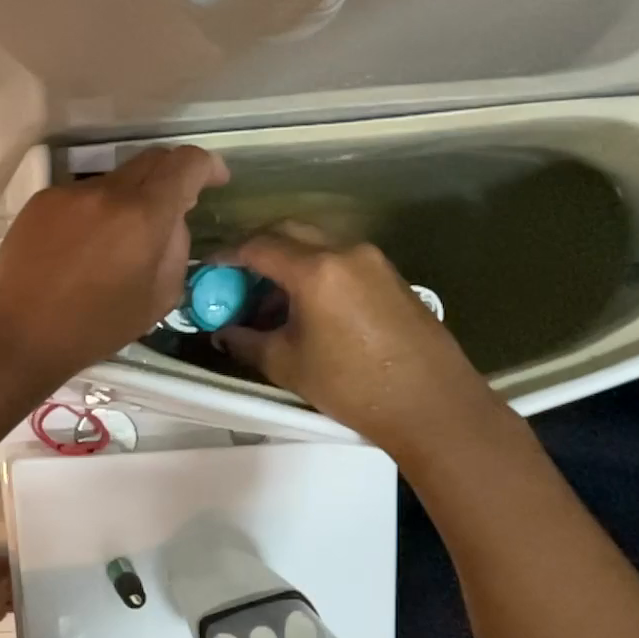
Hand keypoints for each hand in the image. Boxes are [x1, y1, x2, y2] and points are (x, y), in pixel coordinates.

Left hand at [0, 145, 228, 381]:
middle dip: (170, 178)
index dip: (208, 166)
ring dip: (127, 199)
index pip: (186, 163)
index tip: (214, 181)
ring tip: (115, 242)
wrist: (22, 334)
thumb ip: (176, 247)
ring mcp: (67, 193)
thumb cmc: (96, 327)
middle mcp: (105, 192)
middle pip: (150, 161)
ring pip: (112, 181)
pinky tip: (80, 247)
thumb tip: (172, 219)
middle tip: (171, 209)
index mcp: (143, 215)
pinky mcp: (39, 202)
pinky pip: (79, 196)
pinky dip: (91, 212)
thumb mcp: (158, 297)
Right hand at [215, 222, 505, 452]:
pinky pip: (339, 260)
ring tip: (266, 300)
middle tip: (233, 278)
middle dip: (255, 249)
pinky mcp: (390, 277)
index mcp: (315, 270)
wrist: (432, 405)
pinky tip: (302, 307)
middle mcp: (345, 252)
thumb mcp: (284, 364)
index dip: (226, 256)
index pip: (258, 246)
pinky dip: (312, 271)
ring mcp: (373, 262)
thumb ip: (245, 340)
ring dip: (285, 261)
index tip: (207, 271)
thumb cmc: (351, 385)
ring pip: (315, 244)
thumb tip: (223, 332)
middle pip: (288, 232)